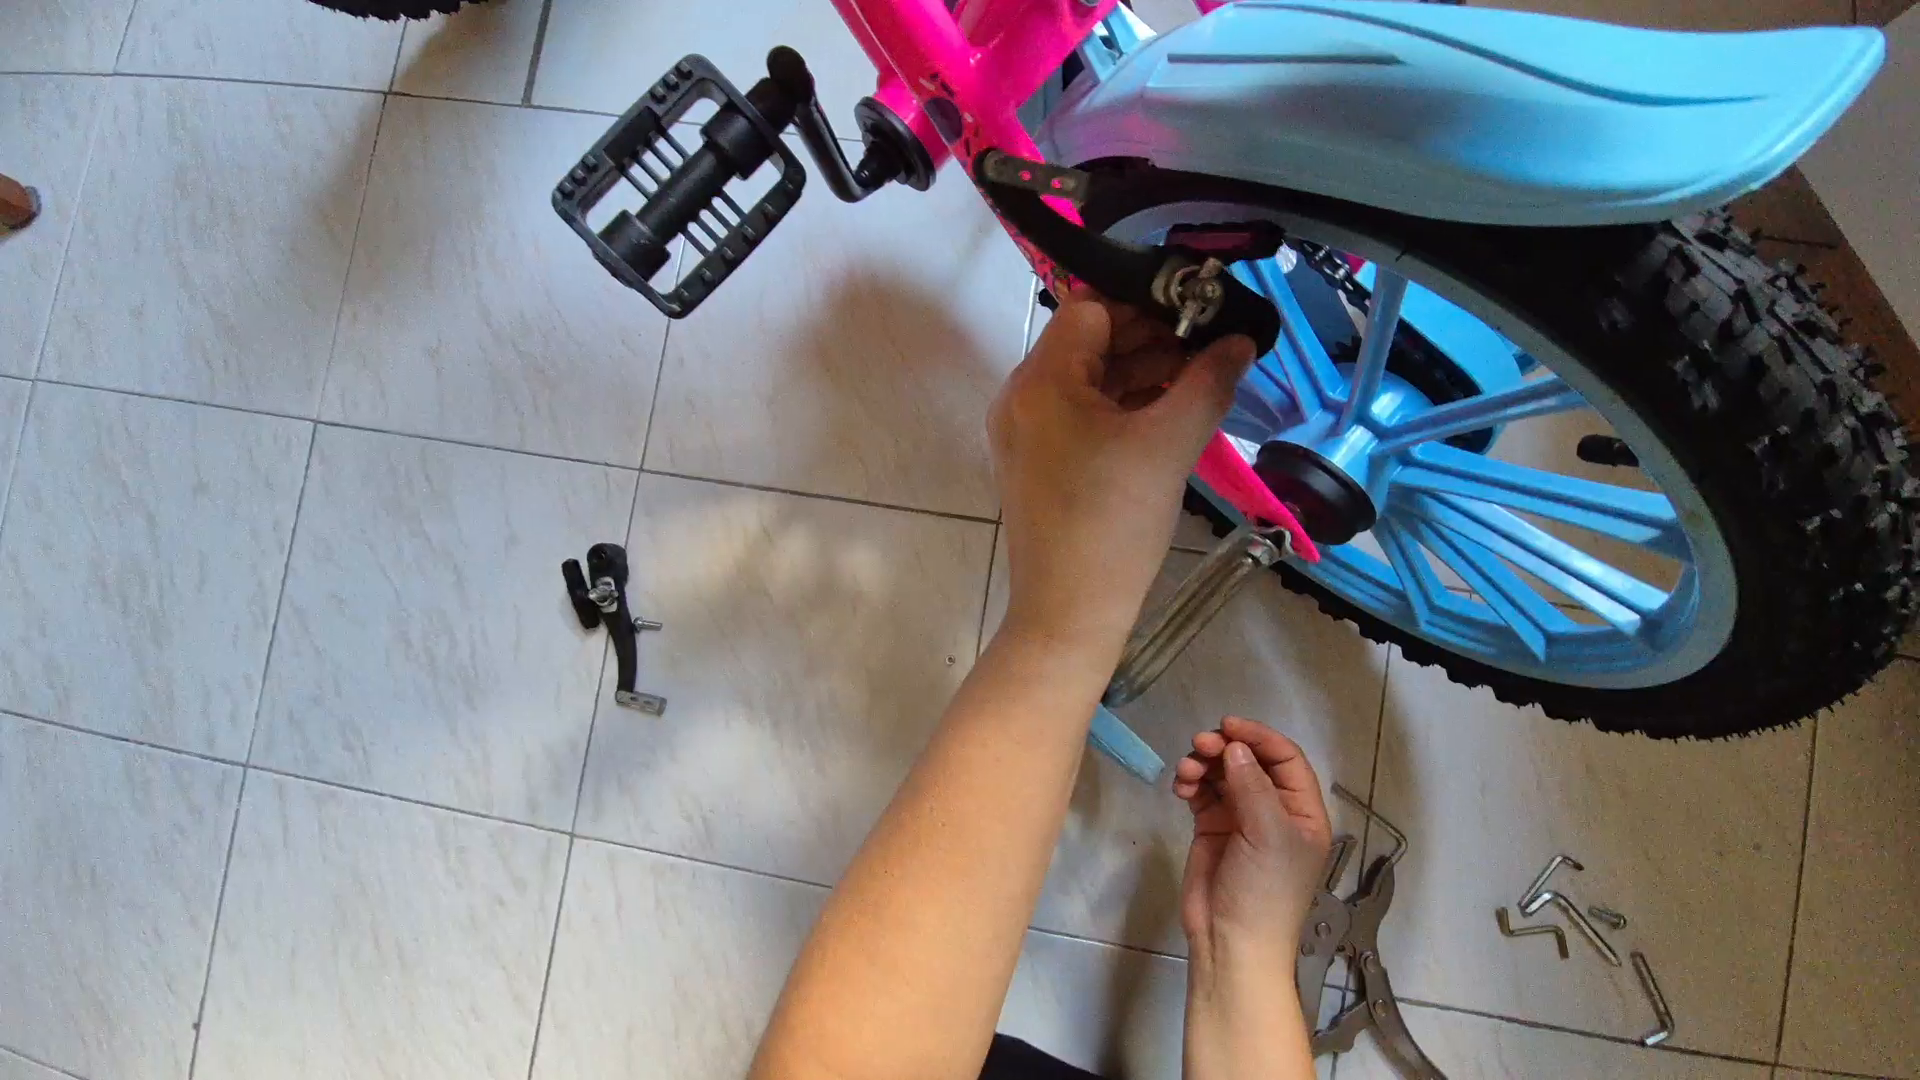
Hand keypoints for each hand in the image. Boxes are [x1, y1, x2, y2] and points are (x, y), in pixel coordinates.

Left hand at [988, 286, 1255, 656]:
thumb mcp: (1169, 445)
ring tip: (1195, 384)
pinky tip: (1164, 418)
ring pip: (1085, 382)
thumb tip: (1240, 341)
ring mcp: (1023, 434)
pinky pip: (1079, 417)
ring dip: (1138, 376)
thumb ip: (1208, 382)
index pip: (1090, 308)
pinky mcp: (1034, 464)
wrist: (1068, 611)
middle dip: (1148, 341)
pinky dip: (1119, 410)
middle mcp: (1021, 398)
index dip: (1146, 305)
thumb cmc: (1114, 523)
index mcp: (1041, 381)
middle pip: (1087, 344)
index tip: (1198, 316)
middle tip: (1207, 350)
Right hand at [1173, 715, 1333, 962]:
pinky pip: (1201, 790)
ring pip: (1221, 771)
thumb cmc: (1264, 891)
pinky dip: (1190, 783)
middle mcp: (1273, 809)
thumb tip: (1234, 746)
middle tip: (1200, 744)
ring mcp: (1240, 817)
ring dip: (1202, 764)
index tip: (1228, 725)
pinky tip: (1181, 789)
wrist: (1231, 942)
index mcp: (1302, 811)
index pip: (1285, 758)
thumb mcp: (1268, 835)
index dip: (1259, 736)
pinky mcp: (1211, 826)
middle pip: (1249, 760)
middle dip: (1225, 747)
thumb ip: (1252, 785)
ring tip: (1186, 773)